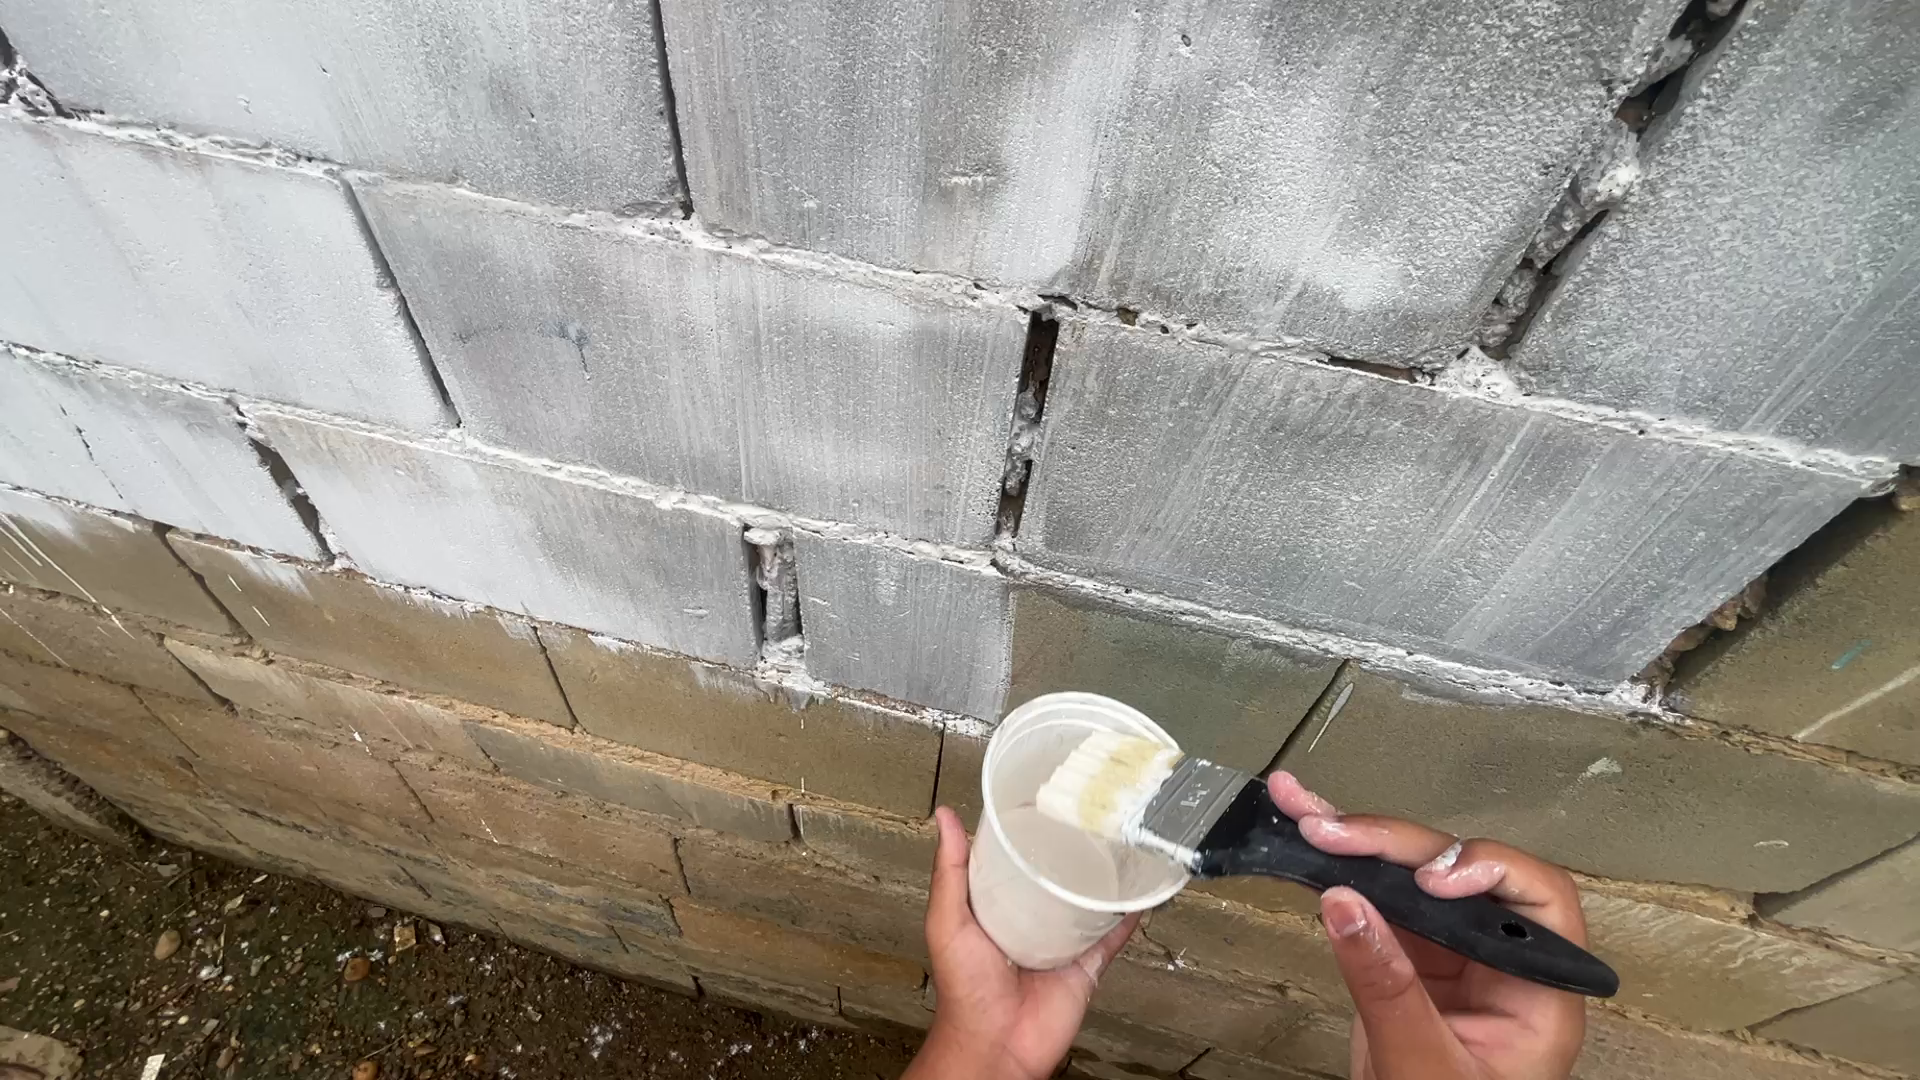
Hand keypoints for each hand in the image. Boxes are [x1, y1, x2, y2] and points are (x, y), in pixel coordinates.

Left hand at [903, 806, 1139, 1079]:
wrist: (995, 1048)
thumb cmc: (963, 991)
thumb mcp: (947, 921)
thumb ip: (949, 870)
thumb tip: (944, 817)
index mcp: (997, 902)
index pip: (1012, 857)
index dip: (1024, 830)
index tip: (1039, 800)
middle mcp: (1030, 917)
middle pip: (1054, 876)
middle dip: (1068, 850)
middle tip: (1085, 815)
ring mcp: (1060, 940)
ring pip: (1086, 901)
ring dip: (1100, 879)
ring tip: (1115, 844)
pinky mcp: (1084, 964)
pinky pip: (1110, 937)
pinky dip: (1125, 917)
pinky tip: (1136, 895)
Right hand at [1268, 772, 1586, 1079]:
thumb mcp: (1422, 1069)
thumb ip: (1388, 989)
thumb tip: (1343, 901)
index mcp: (1532, 989)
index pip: (1538, 900)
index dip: (1488, 870)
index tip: (1425, 880)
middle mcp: (1491, 953)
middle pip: (1452, 867)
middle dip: (1387, 842)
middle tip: (1326, 832)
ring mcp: (1442, 944)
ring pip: (1403, 865)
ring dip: (1348, 832)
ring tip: (1296, 803)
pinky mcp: (1397, 942)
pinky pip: (1365, 884)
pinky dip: (1330, 856)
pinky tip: (1297, 824)